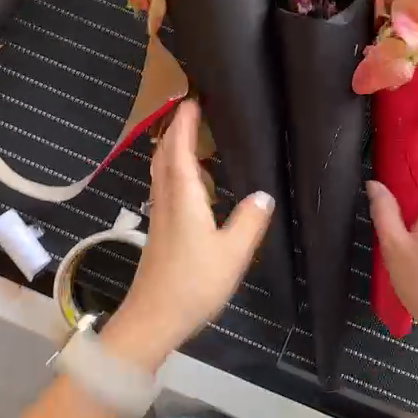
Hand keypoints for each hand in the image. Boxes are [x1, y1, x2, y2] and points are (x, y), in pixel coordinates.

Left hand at [105, 101, 274, 368]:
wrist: (153, 319)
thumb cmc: (193, 284)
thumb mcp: (232, 253)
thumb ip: (249, 221)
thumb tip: (264, 194)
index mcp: (183, 197)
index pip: (179, 149)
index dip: (184, 123)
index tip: (191, 98)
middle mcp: (166, 201)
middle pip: (164, 156)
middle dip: (174, 130)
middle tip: (191, 111)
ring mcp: (159, 218)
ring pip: (161, 173)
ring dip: (172, 150)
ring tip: (192, 138)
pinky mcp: (160, 233)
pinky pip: (165, 190)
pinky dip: (175, 173)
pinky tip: (191, 184)